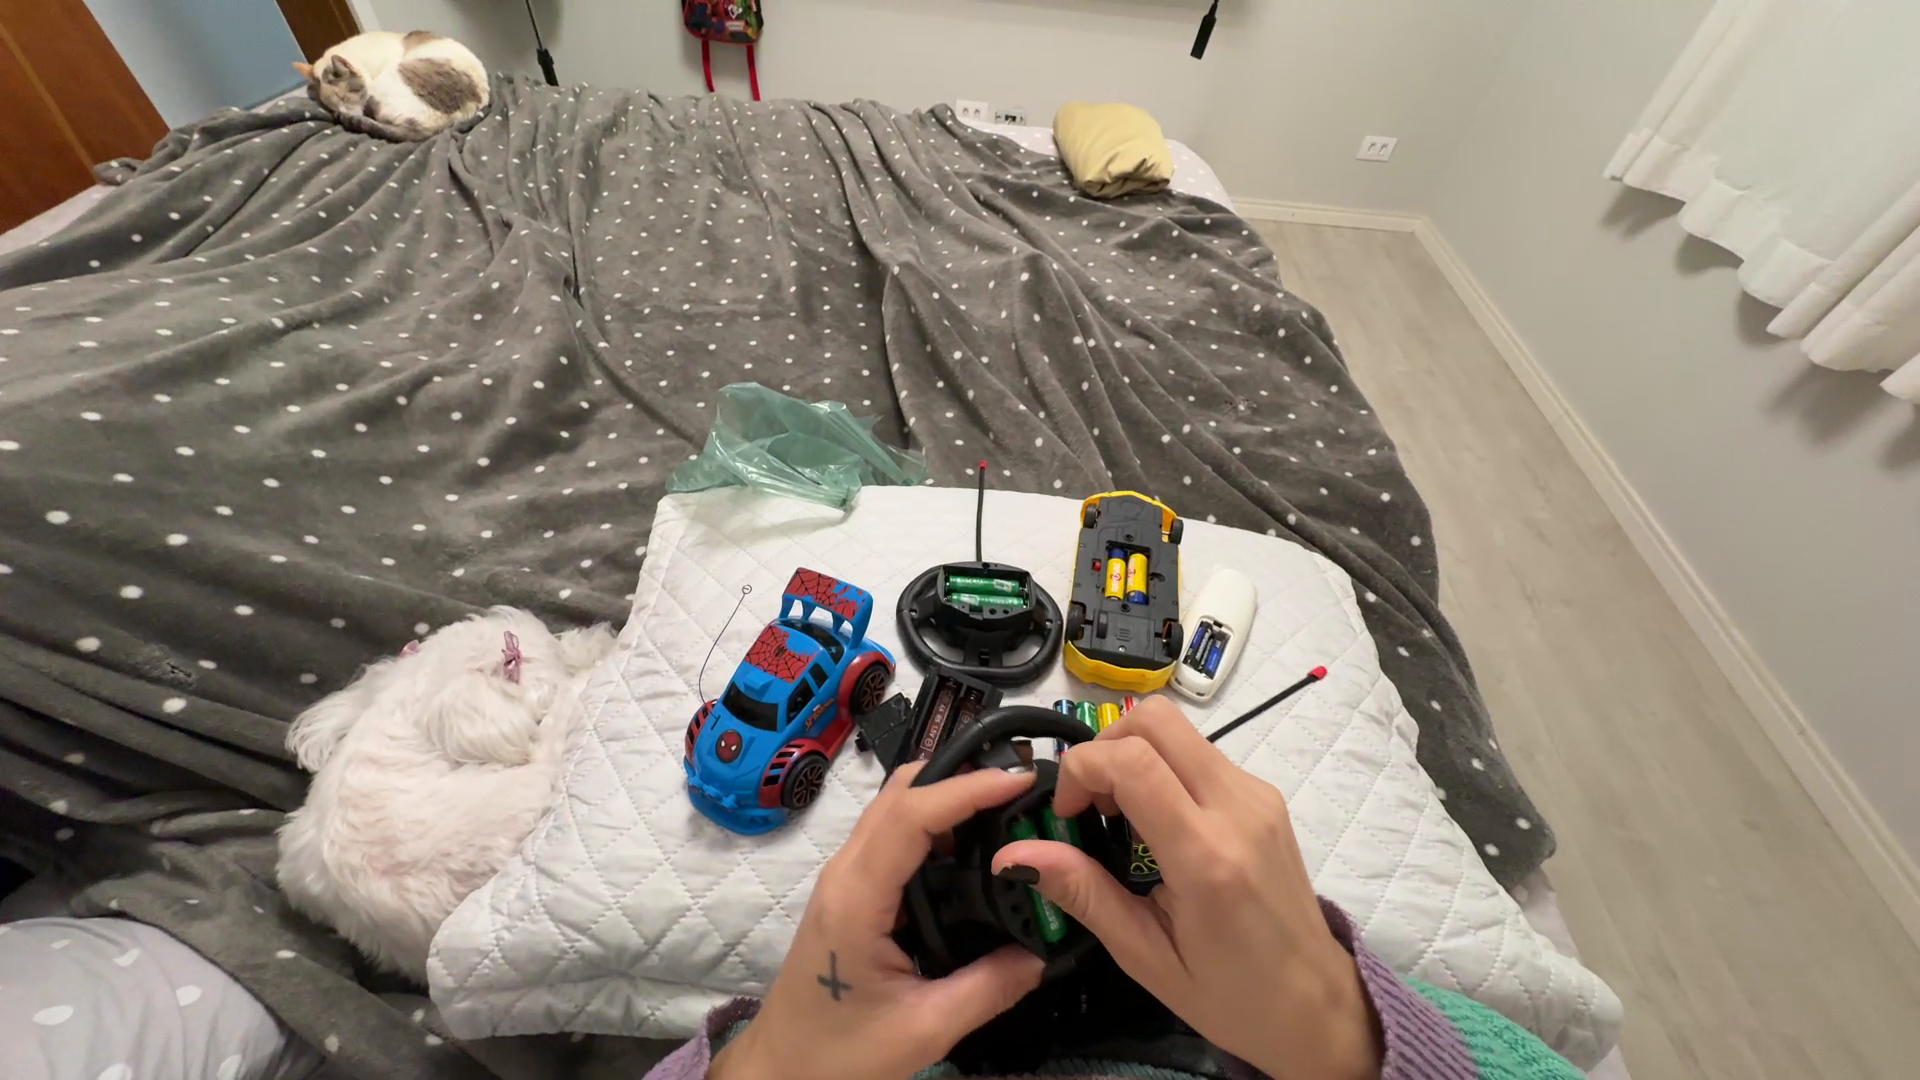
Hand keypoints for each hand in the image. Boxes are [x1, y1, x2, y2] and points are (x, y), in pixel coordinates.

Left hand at [710, 763, 1044, 1079]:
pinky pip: (893, 828)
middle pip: (900, 791)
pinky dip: (933, 816)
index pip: (911, 815)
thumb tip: (1043, 953)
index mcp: (857, 897)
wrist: (781, 1069)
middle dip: (959, 774)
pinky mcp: (852, 882)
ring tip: (1003, 804)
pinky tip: (969, 839)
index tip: (1017, 779)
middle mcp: (846, 869)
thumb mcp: (924, 1030)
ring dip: (946, 792)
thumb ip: (988, 988)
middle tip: (1017, 784)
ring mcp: (845, 872)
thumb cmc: (840, 1055)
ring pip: (895, 803)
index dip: (966, 788)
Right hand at [992, 697, 1382, 1079]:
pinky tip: (1156, 816)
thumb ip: (1081, 891)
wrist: (1322, 1007)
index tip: (1067, 812)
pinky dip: (1160, 764)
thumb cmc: (1230, 996)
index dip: (1083, 769)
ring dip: (1131, 752)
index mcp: (1207, 856)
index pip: (1133, 762)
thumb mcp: (1144, 956)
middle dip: (1104, 744)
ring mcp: (1256, 792)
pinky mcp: (1263, 791)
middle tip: (1091, 800)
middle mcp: (1237, 807)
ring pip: (1176, 727)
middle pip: (1155, 719)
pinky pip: (1197, 749)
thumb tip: (1013, 854)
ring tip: (1120, 813)